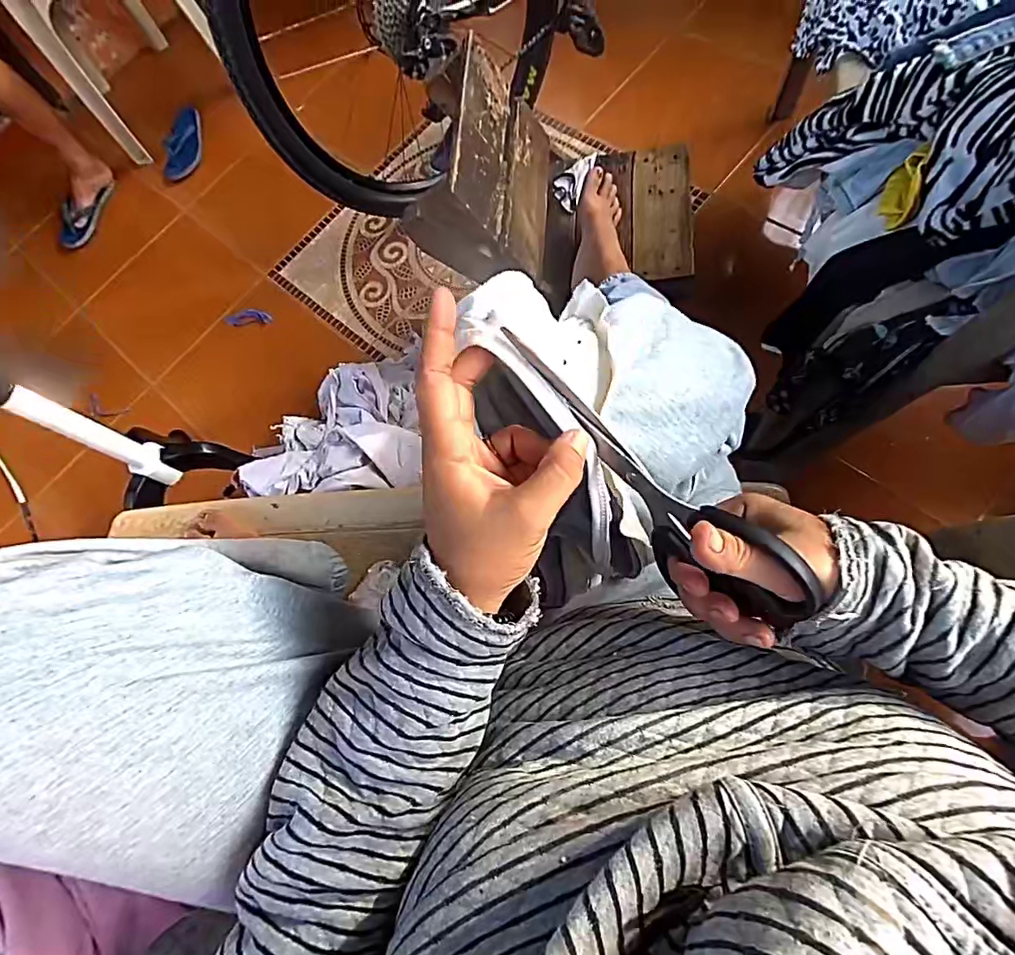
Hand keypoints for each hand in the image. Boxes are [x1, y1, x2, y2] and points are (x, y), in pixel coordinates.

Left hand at [417, 287, 589, 613]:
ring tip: (544, 483)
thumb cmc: (484, 557)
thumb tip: (578, 438)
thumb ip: (555, 475)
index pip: (436, 384)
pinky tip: (545, 486)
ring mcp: (471, 463)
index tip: (444, 299)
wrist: (471, 595)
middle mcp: (454, 449)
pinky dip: (536, 461)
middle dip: (491, 378)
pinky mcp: (487, 477)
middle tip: (517, 361)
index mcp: (448, 453)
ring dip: (532, 444)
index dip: (438, 339)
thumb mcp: (526, 517)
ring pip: (504, 428)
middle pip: (465, 393)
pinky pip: (516, 451)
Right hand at [666, 493, 837, 647]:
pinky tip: (763, 635)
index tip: (700, 588)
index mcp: (737, 518)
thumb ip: (736, 554)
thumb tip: (699, 534)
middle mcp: (733, 542)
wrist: (859, 590)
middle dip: (711, 603)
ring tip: (756, 631)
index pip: (692, 543)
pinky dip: (743, 629)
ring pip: (712, 601)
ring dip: (728, 621)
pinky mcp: (750, 595)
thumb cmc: (825, 562)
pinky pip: (731, 615)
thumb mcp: (777, 560)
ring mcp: (741, 570)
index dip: (689, 570)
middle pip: (698, 578)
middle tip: (730, 614)